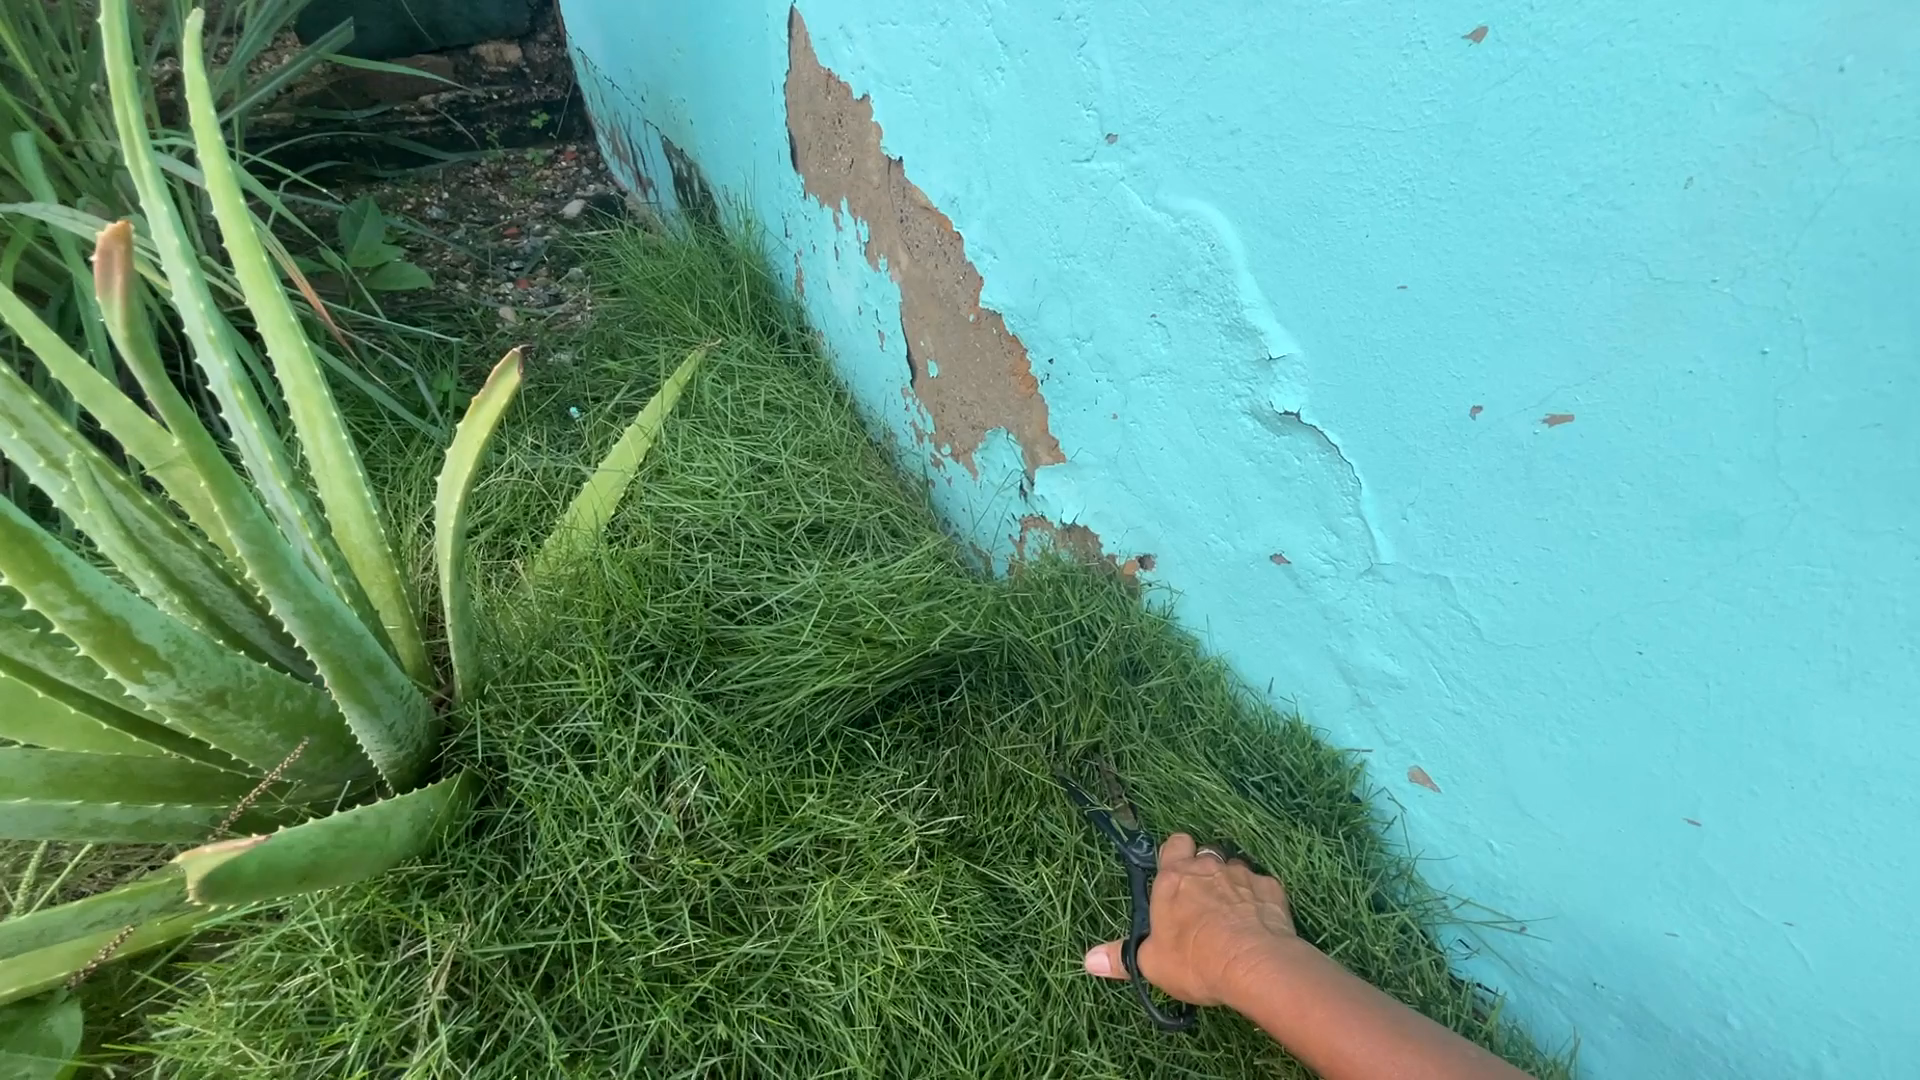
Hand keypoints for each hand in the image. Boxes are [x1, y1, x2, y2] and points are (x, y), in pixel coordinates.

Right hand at [1082, 832, 1299, 1006]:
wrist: (1254, 965)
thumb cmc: (1194, 960)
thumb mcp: (1151, 963)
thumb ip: (1120, 957)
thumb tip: (1088, 961)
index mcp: (1173, 878)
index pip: (1174, 843)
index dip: (1176, 854)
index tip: (1176, 875)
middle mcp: (1206, 867)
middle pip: (1205, 851)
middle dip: (1204, 868)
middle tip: (1202, 897)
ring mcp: (1241, 875)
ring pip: (1235, 867)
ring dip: (1232, 884)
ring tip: (1233, 912)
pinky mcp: (1271, 889)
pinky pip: (1264, 886)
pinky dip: (1260, 899)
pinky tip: (1260, 921)